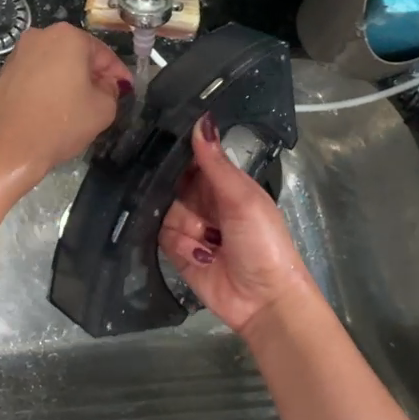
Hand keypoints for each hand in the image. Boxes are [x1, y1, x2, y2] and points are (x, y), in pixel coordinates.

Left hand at [0, 23, 131, 186]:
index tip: (127, 90)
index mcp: (68, 37)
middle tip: (105, 100)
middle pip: (78, 55)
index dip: (118, 74)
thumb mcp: (103, 109)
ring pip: (56, 64)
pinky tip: (55, 110)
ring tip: (79, 108)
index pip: (104, 54)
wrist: (6, 147)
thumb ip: (112, 90)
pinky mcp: (5, 71)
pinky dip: (50, 87)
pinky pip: (38, 75)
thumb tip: (107, 84)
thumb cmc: (59, 123)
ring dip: (70, 81)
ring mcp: (19, 52)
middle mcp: (41, 36)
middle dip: (93, 76)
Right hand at [159, 116, 319, 333]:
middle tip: (160, 179)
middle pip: (172, 183)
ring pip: (164, 210)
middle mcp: (204, 203)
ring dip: (180, 221)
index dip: (177, 149)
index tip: (153, 131)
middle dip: (167, 184)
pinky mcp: (178, 252)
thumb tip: (201, 118)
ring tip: (202, 236)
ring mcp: (190, 228)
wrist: (265, 301)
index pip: (194, 158)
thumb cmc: (263, 243)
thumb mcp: (242, 198)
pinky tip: (195, 249)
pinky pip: (161, 236)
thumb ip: (216, 163)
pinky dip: (175, 241)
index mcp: (225, 185)